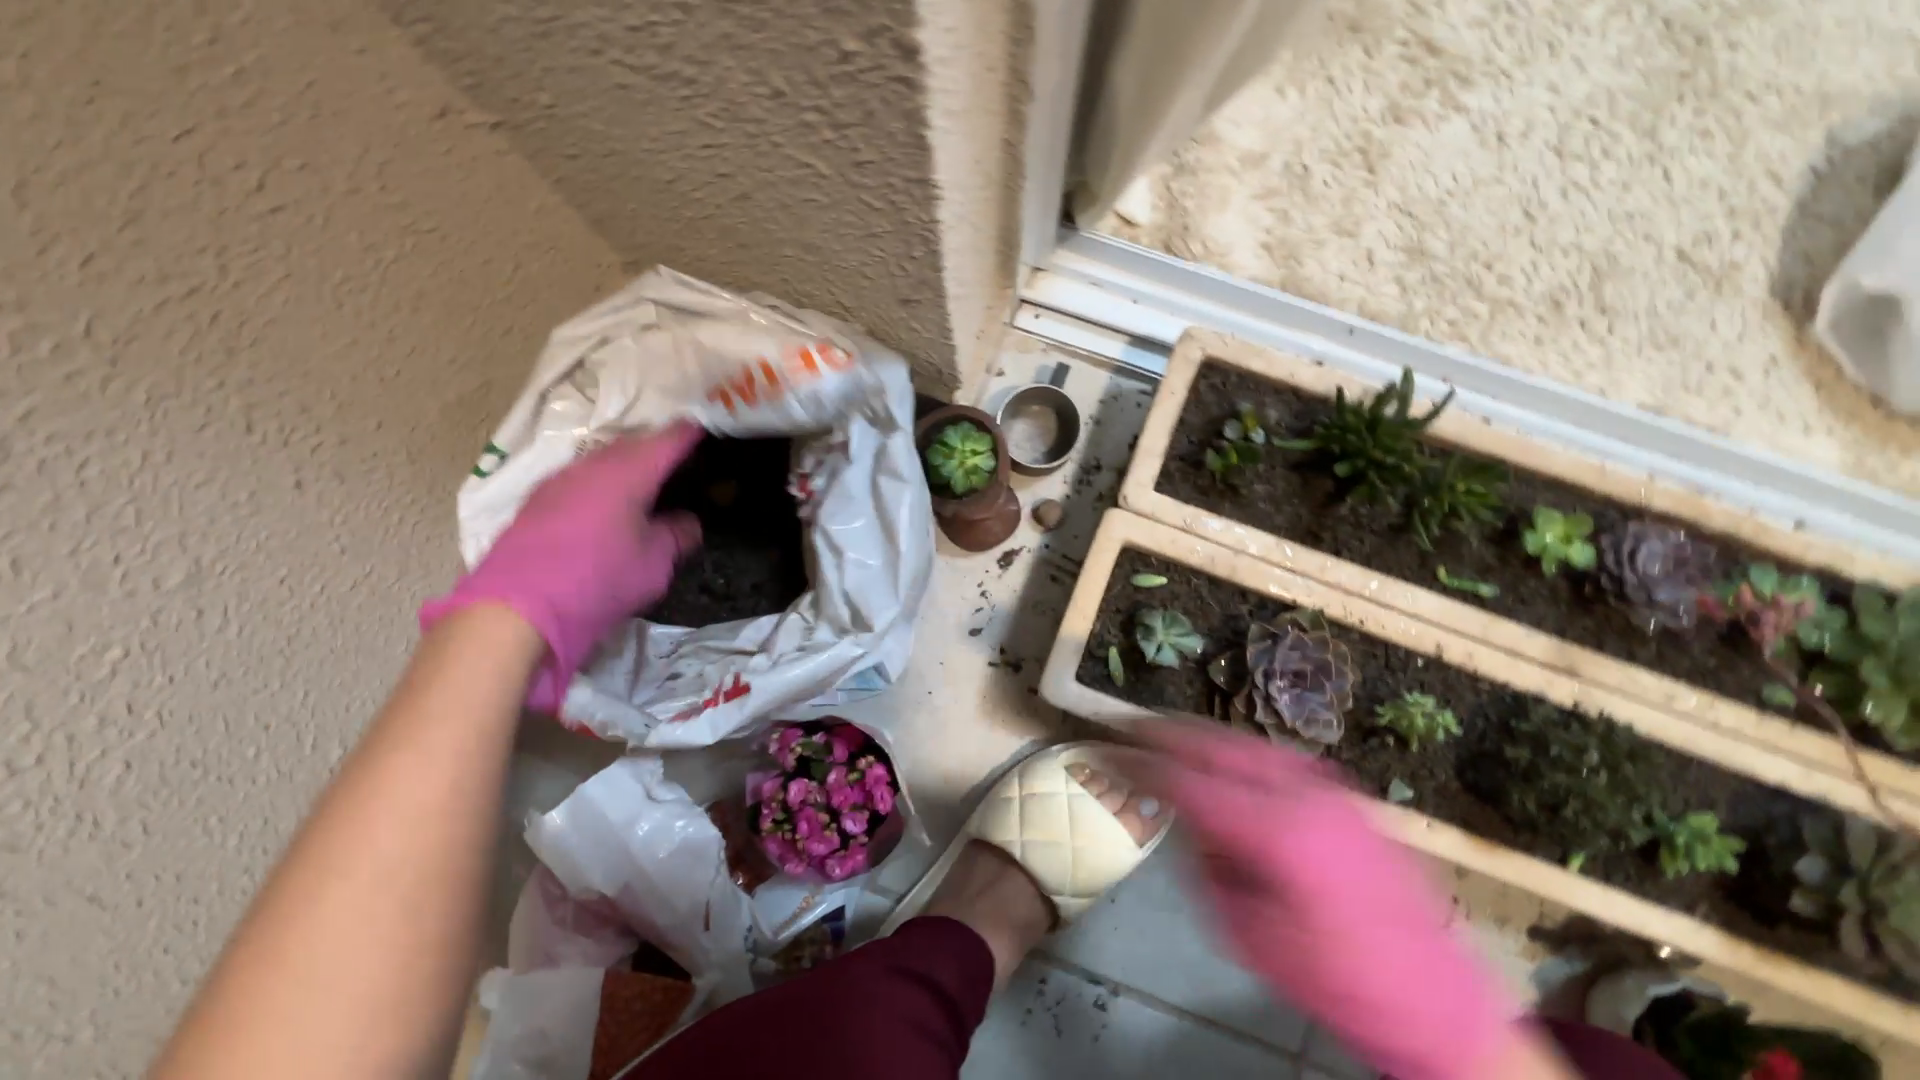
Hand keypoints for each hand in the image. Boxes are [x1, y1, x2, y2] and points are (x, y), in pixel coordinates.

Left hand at [421, 423, 703, 710]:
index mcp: (629, 472)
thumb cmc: (599, 580)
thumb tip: (687, 522)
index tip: (708, 432)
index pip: (669, 440)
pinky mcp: (537, 502)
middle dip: (658, 449)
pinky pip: (581, 481)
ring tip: (645, 489)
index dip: (691, 434)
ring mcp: (559, 481)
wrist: (518, 607)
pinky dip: (601, 487)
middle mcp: (593, 466)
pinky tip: (607, 510)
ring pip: (603, 462)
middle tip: (680, 465)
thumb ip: (676, 536)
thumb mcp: (654, 564)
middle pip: (633, 444)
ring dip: (626, 468)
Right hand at [1141, 721, 1520, 1079]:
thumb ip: (1211, 867)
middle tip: (1126, 728)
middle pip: (1219, 745)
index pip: (1188, 781)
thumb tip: (1191, 824)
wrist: (1434, 996)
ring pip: (1252, 744)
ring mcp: (1334, 790)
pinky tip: (1228, 763)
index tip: (1104, 752)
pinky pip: (1283, 760)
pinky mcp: (1351, 797)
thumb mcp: (1249, 934)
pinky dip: (1243, 753)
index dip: (1140, 763)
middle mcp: (1304, 794)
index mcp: (1274, 831)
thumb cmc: (1333, 979)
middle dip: (1166, 732)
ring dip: (1204, 738)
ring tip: (1167, 736)